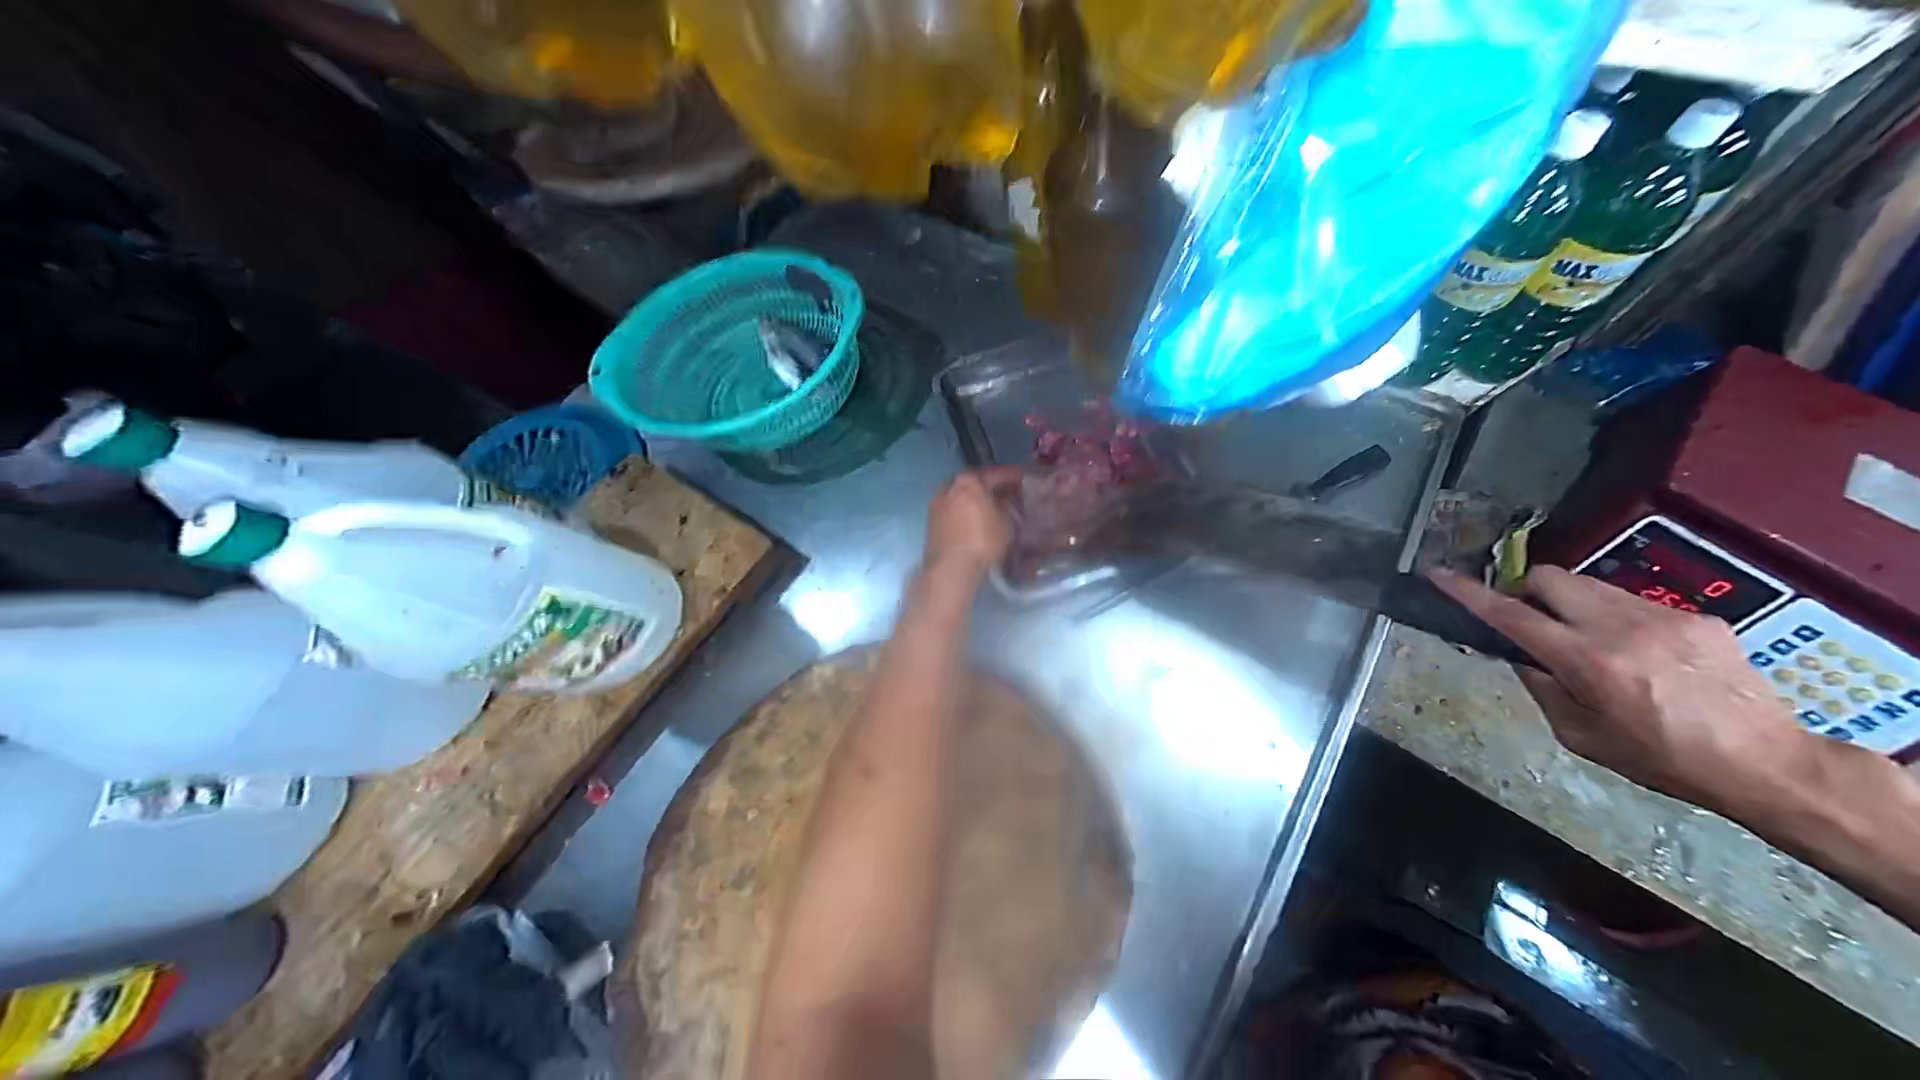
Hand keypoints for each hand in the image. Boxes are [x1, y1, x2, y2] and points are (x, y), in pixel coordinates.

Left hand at [923, 468, 1020, 579]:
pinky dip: (963, 509)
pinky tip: (972, 519)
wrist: (950, 568)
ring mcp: (937, 503)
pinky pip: (952, 508)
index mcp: (969, 482)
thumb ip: (1005, 505)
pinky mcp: (931, 520)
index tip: (1021, 478)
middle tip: (1004, 492)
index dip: (1010, 476)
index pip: (994, 474)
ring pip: (960, 494)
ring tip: (988, 507)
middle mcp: (949, 486)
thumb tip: (1003, 499)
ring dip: (974, 498)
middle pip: (974, 482)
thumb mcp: (1004, 523)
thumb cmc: (982, 542)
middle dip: (989, 486)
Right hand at [1431, 566, 1810, 809]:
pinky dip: (1616, 618)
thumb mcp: (1580, 734)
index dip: (1468, 592)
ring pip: (1589, 584)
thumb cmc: (1661, 758)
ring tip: (1586, 639)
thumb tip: (1523, 655)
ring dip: (1570, 603)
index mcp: (1587, 662)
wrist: (1767, 764)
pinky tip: (1639, 653)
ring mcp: (1664, 617)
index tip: (1439, 575)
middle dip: (1525, 589)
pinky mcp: (1698, 617)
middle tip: (1529, 617)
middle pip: (1548, 577)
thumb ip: (1541, 687)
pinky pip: (1633, 602)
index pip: (1511, 615)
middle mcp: (1621, 628)